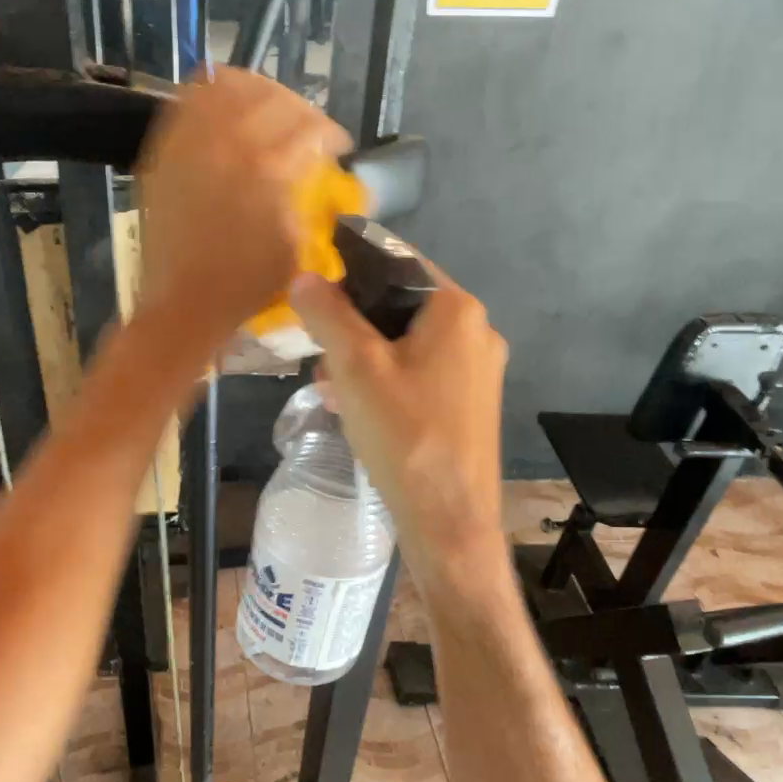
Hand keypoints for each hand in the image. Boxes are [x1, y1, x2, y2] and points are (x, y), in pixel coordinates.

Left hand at [136, 70, 349, 336]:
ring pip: (229, 86)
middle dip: (300, 110)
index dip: (330, 135)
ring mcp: (192, 142)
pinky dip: (213, 97)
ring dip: (257, 93)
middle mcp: (229, 143)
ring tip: (267, 112)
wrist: (184, 304)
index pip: (310, 127)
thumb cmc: (245, 287)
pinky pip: (188, 102)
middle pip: (274, 98)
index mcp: (269, 169)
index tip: (335, 148)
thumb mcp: (295, 247)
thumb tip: (320, 180)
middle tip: (305, 130)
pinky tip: (227, 114)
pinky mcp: (166, 150)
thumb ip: (310, 203)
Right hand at [291, 265, 509, 561]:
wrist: (449, 519)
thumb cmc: (404, 435)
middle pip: (401, 305)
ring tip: (329, 386)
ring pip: (408, 343)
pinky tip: (356, 409)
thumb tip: (304, 277)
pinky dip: (386, 381)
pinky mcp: (470, 405)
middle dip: (354, 323)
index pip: (398, 262)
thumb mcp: (354, 369)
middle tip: (318, 351)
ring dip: (365, 356)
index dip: (351, 270)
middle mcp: (477, 332)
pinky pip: (420, 375)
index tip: (314, 294)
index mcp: (456, 310)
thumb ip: (328, 315)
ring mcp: (478, 371)